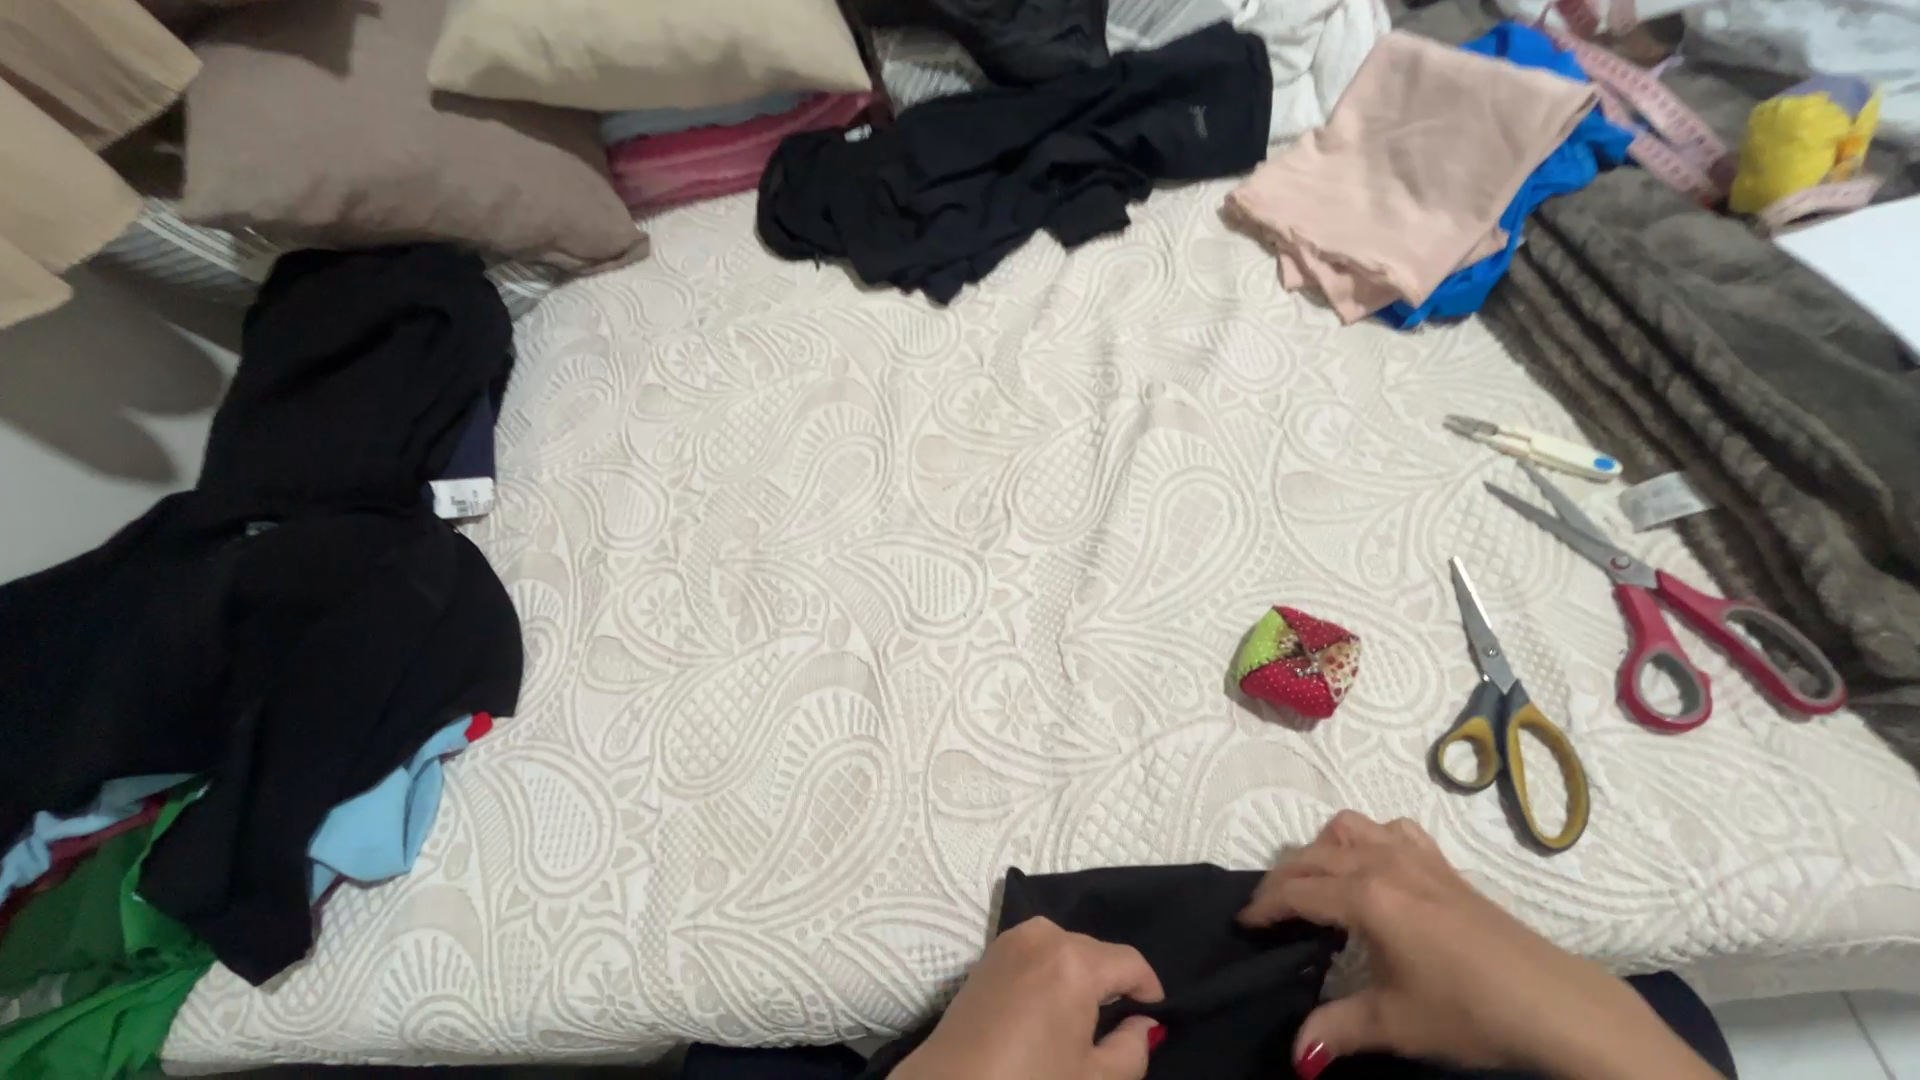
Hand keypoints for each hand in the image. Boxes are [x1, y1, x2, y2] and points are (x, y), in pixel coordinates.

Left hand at [893, 916, 1165, 1079]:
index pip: (1130, 961)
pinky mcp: (989, 952)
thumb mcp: (1093, 1079)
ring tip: (1084, 1019)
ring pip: (1065, 948)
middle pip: (1096, 951)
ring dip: (1080, 975)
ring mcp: (1012, 939)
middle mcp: (1044, 935)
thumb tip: (1145, 1025)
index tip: (1156, 1016)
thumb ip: (1131, 1049)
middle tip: (1120, 1025)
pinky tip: (1049, 1009)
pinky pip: (1037, 952)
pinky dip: (1051, 971)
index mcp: (1074, 960)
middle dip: (1113, 983)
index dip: (1150, 989)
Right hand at [1239, 812, 1721, 1079]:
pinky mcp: (1441, 862)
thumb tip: (1296, 1056)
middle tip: (1271, 911)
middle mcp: (1381, 863)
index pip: (1297, 892)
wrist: (1555, 1003)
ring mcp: (1413, 855)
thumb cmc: (1469, 1011)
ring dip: (1322, 848)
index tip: (1244, 923)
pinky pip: (1390, 829)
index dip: (1264, 906)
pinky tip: (1374, 864)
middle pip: (1312, 855)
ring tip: (1318, 882)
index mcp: (1365, 898)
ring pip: (1347, 828)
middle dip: (1283, 879)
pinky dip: (1370, 837)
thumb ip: (1337, 1028)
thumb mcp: (1396, 1024)